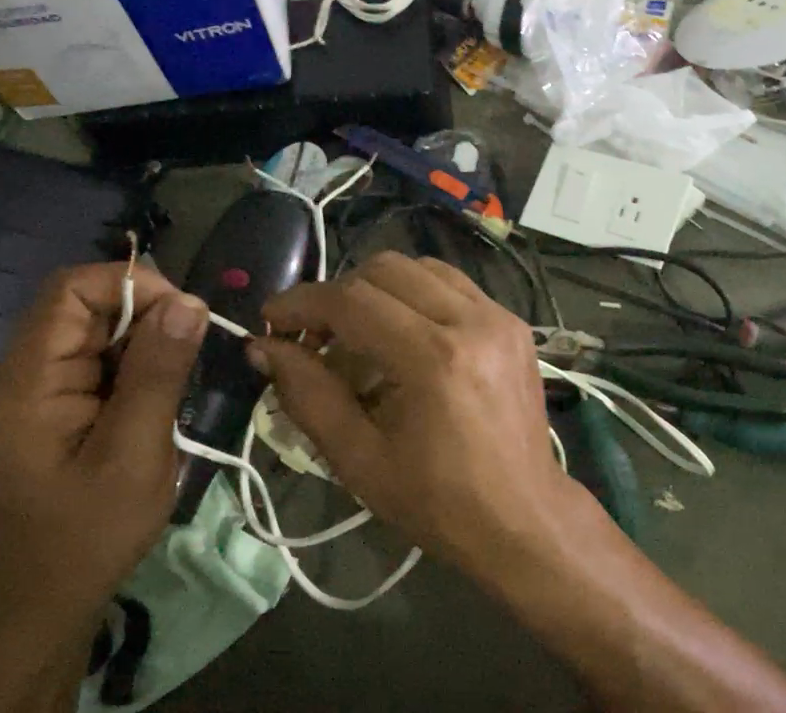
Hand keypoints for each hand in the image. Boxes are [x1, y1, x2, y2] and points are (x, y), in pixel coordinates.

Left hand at [0, 264, 207, 641]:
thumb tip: (189, 301)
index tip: (185, 316)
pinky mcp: (58, 408)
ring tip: (177, 382)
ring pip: (99, 332)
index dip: (131, 286)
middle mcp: (26, 373)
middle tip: (191, 354)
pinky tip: (158, 400)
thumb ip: (158, 373)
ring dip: (147, 343)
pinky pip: (101, 362)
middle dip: (146, 315)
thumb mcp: (135, 452)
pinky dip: (138, 367)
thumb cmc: (88, 532)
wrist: (48, 602)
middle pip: (85, 306)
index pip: (71, 289)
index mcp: (29, 378)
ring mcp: (40, 391)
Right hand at [250, 251, 583, 584]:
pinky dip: (417, 297)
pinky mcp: (513, 322)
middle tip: (316, 338)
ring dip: (378, 290)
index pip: (352, 301)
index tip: (271, 321)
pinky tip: (404, 338)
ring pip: (421, 268)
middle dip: (339, 295)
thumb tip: (263, 347)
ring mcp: (499, 316)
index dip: (302, 303)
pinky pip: (453, 285)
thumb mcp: (358, 459)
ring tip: (359, 337)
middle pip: (386, 269)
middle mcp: (471, 321)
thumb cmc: (436, 502)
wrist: (522, 516)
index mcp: (434, 358)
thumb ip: (307, 395)